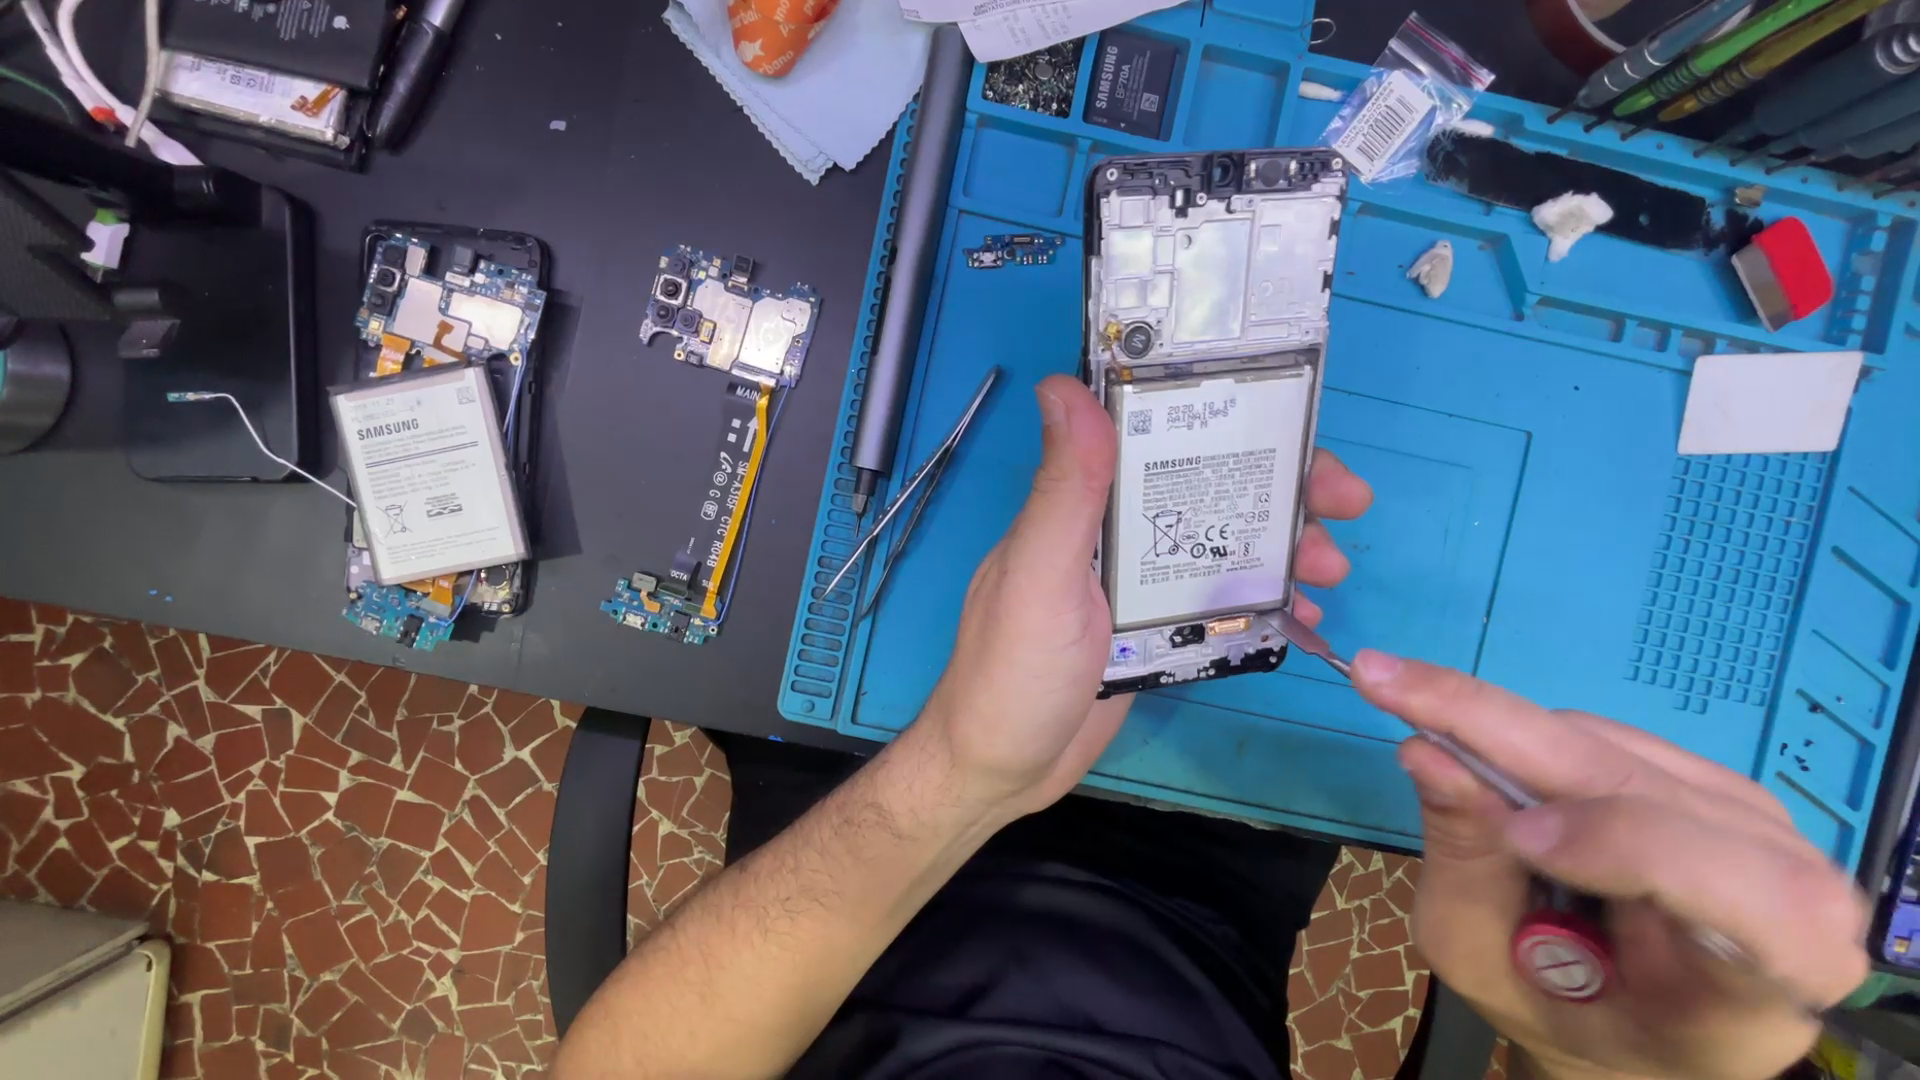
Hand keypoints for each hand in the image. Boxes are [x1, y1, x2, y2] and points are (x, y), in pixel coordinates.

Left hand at [913, 375, 1371, 820]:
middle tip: (1343, 502)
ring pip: (1219, 547)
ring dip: (1281, 547)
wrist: (1003, 770)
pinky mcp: (1152, 634)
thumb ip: (1063, 489)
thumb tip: (1062, 384)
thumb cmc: (1013, 672)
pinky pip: (1218, 605)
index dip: (1223, 420)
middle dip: (1277, 488)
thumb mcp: (1040, 575)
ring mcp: (1134, 587)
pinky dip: (1264, 604)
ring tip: (1330, 569)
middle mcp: (1109, 536)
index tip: (1290, 422)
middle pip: (1203, 490)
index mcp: (1079, 508)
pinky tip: (1304, 616)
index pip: (1156, 438)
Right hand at [1350, 653, 1868, 1079]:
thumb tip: (1423, 751)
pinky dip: (1516, 738)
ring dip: (1498, 739)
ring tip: (1444, 763)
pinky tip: (1490, 770)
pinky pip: (1590, 732)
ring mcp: (1741, 813)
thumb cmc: (1565, 1013)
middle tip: (1380, 680)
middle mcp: (1779, 876)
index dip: (1633, 848)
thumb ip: (1464, 868)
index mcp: (1758, 972)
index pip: (1748, 897)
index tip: (1522, 838)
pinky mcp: (1697, 774)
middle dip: (1496, 730)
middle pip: (1637, 785)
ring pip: (1597, 744)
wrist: (1635, 1023)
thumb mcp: (1487, 962)